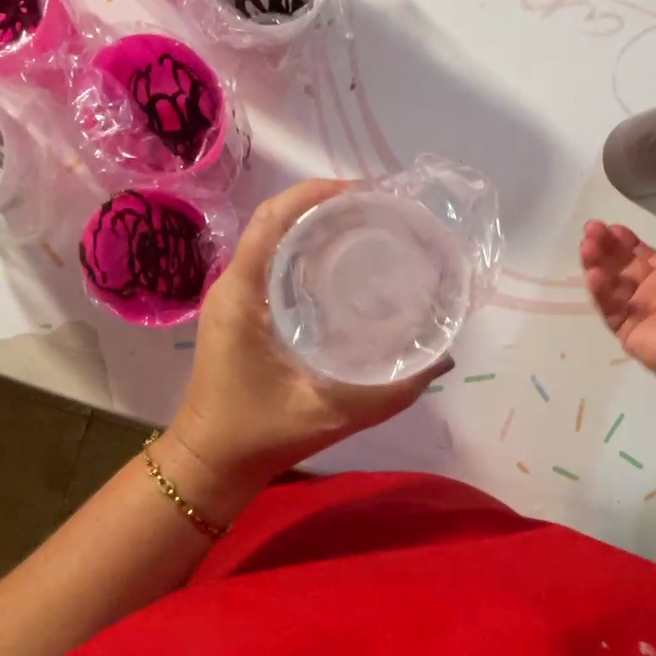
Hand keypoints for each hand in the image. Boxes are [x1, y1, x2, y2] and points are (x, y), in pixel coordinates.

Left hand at [169, 179, 453, 495]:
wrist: (210, 463)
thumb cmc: (259, 434)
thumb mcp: (330, 412)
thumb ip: (391, 391)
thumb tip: (444, 357)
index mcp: (243, 294)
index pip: (273, 219)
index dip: (317, 193)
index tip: (368, 193)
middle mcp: (235, 285)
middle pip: (278, 222)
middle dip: (327, 206)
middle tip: (382, 212)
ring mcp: (236, 299)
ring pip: (276, 242)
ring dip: (317, 228)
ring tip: (371, 230)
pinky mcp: (243, 315)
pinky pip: (275, 267)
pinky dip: (308, 255)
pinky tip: (346, 271)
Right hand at [579, 196, 655, 380]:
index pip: (643, 253)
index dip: (626, 240)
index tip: (613, 226)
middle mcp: (655, 291)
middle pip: (622, 264)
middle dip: (605, 246)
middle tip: (591, 229)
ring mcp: (639, 311)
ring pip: (610, 282)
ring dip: (597, 263)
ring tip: (587, 247)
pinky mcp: (627, 330)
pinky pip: (609, 307)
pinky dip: (600, 291)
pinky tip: (594, 274)